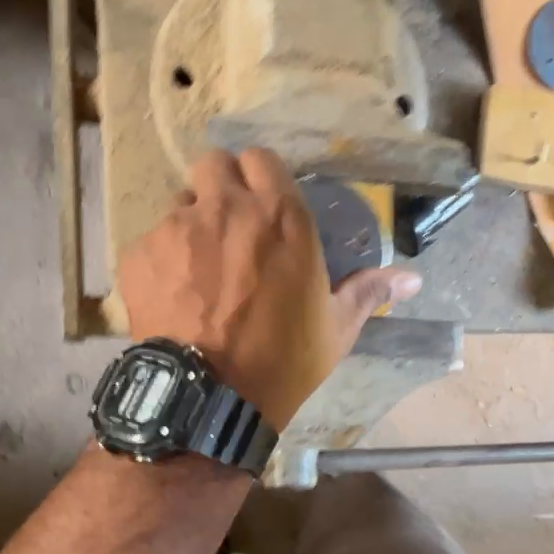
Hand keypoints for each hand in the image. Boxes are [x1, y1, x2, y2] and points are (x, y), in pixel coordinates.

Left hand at [119, 149, 422, 430]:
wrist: (213, 396)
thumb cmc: (285, 359)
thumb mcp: (336, 326)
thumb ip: (370, 290)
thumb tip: (413, 279)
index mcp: (281, 216)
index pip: (262, 158)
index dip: (260, 178)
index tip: (263, 204)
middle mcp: (227, 208)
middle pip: (213, 164)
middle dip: (220, 187)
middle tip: (229, 224)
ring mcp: (177, 227)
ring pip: (180, 202)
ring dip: (191, 223)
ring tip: (199, 265)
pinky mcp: (140, 253)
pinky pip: (150, 241)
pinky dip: (162, 260)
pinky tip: (174, 294)